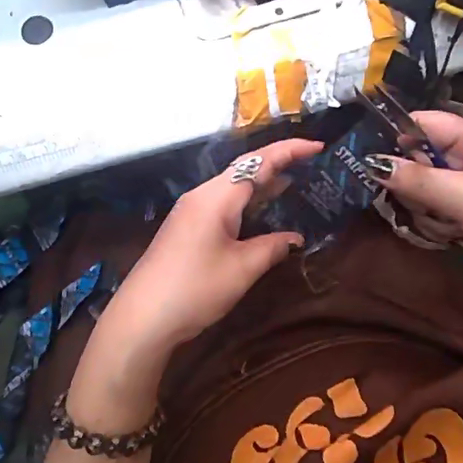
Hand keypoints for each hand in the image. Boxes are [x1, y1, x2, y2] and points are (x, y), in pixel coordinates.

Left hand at [67, 138, 320, 431]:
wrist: (143, 316)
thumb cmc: (195, 288)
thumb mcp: (242, 269)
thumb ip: (272, 247)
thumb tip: (294, 237)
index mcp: (215, 197)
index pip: (257, 162)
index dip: (289, 150)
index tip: (319, 146)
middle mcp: (201, 196)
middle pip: (243, 171)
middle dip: (278, 166)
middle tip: (313, 168)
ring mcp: (190, 212)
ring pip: (232, 189)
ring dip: (262, 187)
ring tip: (296, 188)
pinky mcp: (186, 229)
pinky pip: (222, 206)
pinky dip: (246, 205)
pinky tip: (261, 217)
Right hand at [369, 112, 462, 313]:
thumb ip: (417, 179)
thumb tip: (370, 163)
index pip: (425, 124)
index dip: (397, 136)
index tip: (369, 155)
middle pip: (415, 157)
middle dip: (411, 182)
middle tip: (420, 200)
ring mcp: (462, 189)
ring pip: (415, 188)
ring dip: (422, 209)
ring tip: (446, 224)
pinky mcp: (457, 216)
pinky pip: (424, 211)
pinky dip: (429, 224)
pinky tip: (449, 236)